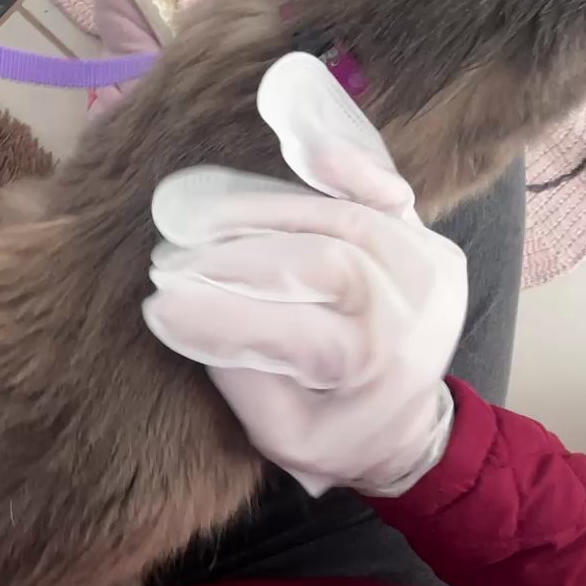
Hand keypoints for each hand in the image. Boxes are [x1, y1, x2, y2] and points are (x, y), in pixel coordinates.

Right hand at [140, 53, 467, 496]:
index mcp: (380, 371)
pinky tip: (301, 146)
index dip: (221, 315)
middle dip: (234, 255)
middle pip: (322, 258)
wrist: (404, 429)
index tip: (156, 306)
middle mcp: (418, 308)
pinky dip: (344, 165)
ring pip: (341, 217)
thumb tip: (181, 313)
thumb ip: (242, 378)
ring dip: (261, 209)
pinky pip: (385, 190)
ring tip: (196, 215)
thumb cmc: (334, 438)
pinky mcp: (425, 236)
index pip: (296, 332)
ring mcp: (429, 263)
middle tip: (167, 259)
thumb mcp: (284, 437)